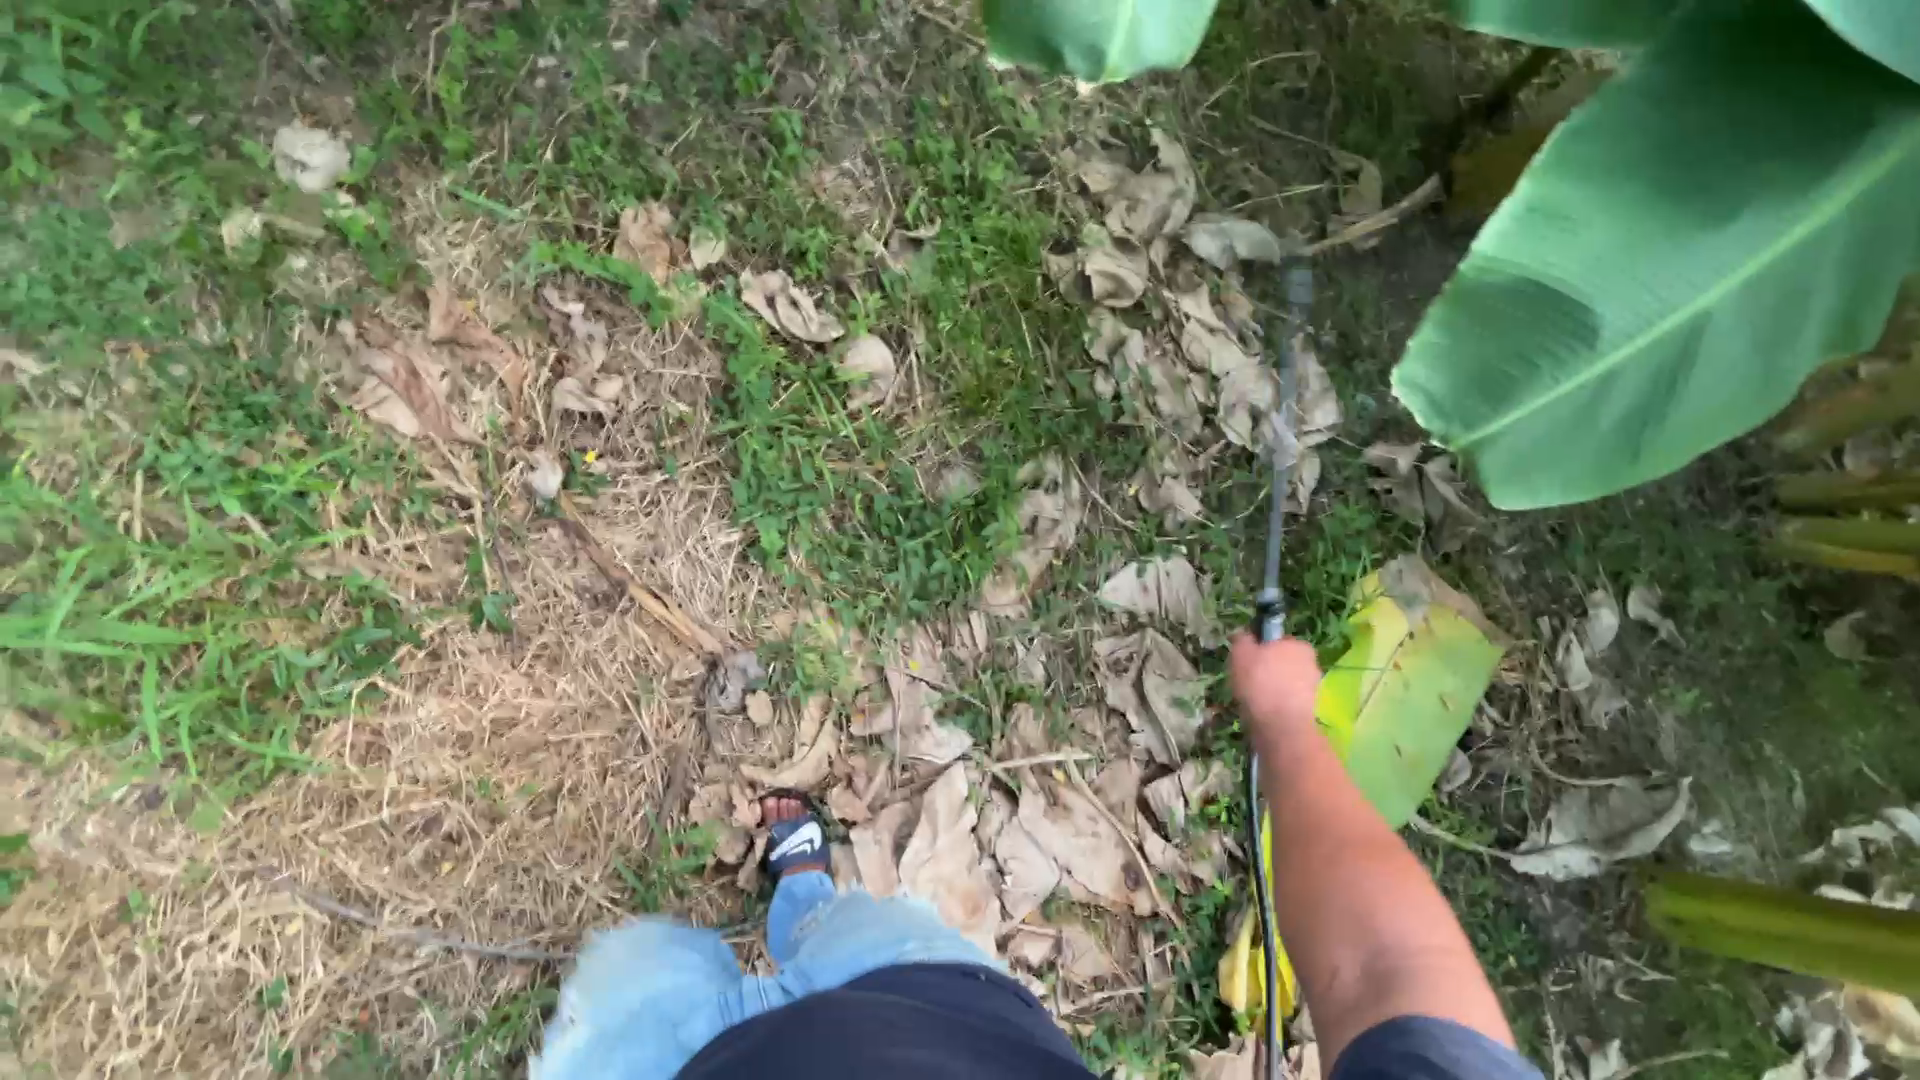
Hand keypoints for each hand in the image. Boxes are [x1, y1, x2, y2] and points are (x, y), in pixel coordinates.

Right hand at [1229, 633, 1321, 749]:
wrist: (1280, 725)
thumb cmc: (1260, 682)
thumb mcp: (1241, 654)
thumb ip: (1242, 640)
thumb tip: (1244, 635)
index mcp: (1299, 644)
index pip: (1278, 641)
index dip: (1261, 649)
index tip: (1248, 660)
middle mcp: (1311, 663)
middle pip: (1283, 662)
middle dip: (1268, 670)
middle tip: (1247, 680)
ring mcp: (1313, 688)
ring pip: (1286, 683)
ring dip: (1272, 688)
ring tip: (1252, 698)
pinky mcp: (1309, 709)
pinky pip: (1287, 701)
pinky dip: (1276, 704)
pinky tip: (1262, 711)